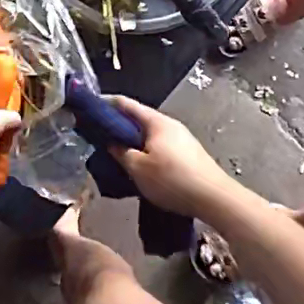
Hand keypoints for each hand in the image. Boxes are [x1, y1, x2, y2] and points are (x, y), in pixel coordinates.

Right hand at [103, 95, 235, 215]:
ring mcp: (181, 139)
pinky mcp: (188, 154)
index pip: (126, 104)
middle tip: (97, 134)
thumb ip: (120, 152)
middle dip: (117, 124)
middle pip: (138, 119)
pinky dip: (144, 150)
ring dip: (131, 140)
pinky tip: (138, 165)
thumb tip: (112, 143)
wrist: (215, 199)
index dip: (105, 103)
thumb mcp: (137, 168)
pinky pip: (159, 146)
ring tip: (114, 152)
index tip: (88, 107)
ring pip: (149, 134)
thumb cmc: (172, 180)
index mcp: (156, 122)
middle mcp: (170, 125)